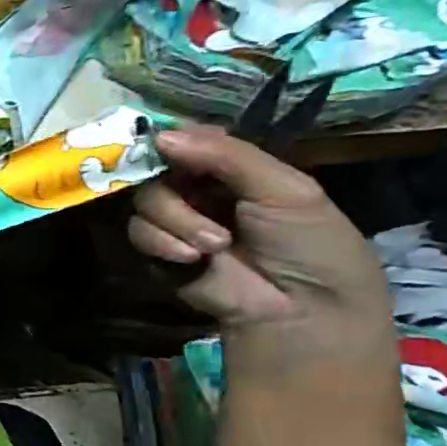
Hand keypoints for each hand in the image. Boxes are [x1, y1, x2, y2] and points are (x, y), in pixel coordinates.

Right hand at [127, 126, 397, 397]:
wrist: (301, 311)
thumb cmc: (309, 243)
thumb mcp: (285, 188)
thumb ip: (225, 155)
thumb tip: (160, 135)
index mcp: (230, 168)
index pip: (186, 141)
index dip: (171, 143)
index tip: (166, 149)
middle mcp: (197, 190)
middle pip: (154, 172)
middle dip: (176, 198)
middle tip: (211, 221)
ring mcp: (176, 222)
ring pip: (142, 203)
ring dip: (174, 224)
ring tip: (212, 247)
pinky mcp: (158, 253)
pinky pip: (137, 234)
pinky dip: (161, 245)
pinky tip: (190, 260)